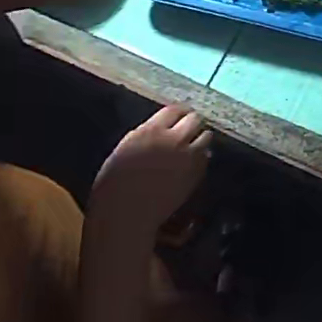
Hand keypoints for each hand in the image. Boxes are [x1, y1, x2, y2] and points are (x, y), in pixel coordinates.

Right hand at [91, 105, 213, 237]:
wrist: (125, 212)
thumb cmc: (116, 180)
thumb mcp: (128, 145)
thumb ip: (149, 133)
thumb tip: (165, 128)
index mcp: (152, 130)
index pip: (175, 109)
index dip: (179, 112)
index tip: (180, 115)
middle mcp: (173, 139)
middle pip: (194, 119)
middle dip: (192, 122)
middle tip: (189, 128)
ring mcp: (187, 158)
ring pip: (206, 136)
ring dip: (200, 137)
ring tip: (194, 143)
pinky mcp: (194, 175)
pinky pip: (205, 158)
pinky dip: (201, 156)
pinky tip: (193, 161)